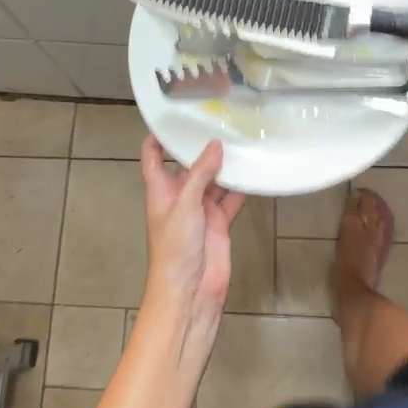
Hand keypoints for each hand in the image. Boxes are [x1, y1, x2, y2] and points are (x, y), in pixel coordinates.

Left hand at [140, 137, 245, 326]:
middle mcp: (179, 195)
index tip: (175, 114)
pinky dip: (242, 188)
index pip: (152, 154)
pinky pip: (231, 199)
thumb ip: (200, 174)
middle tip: (221, 119)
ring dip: (225, 165)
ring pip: (213, 180)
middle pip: (189, 164)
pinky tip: (255, 171)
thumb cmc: (175, 249)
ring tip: (242, 139)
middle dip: (201, 146)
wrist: (190, 293)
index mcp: (160, 189)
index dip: (159, 135)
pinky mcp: (219, 222)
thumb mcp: (184, 206)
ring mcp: (200, 209)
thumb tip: (215, 144)